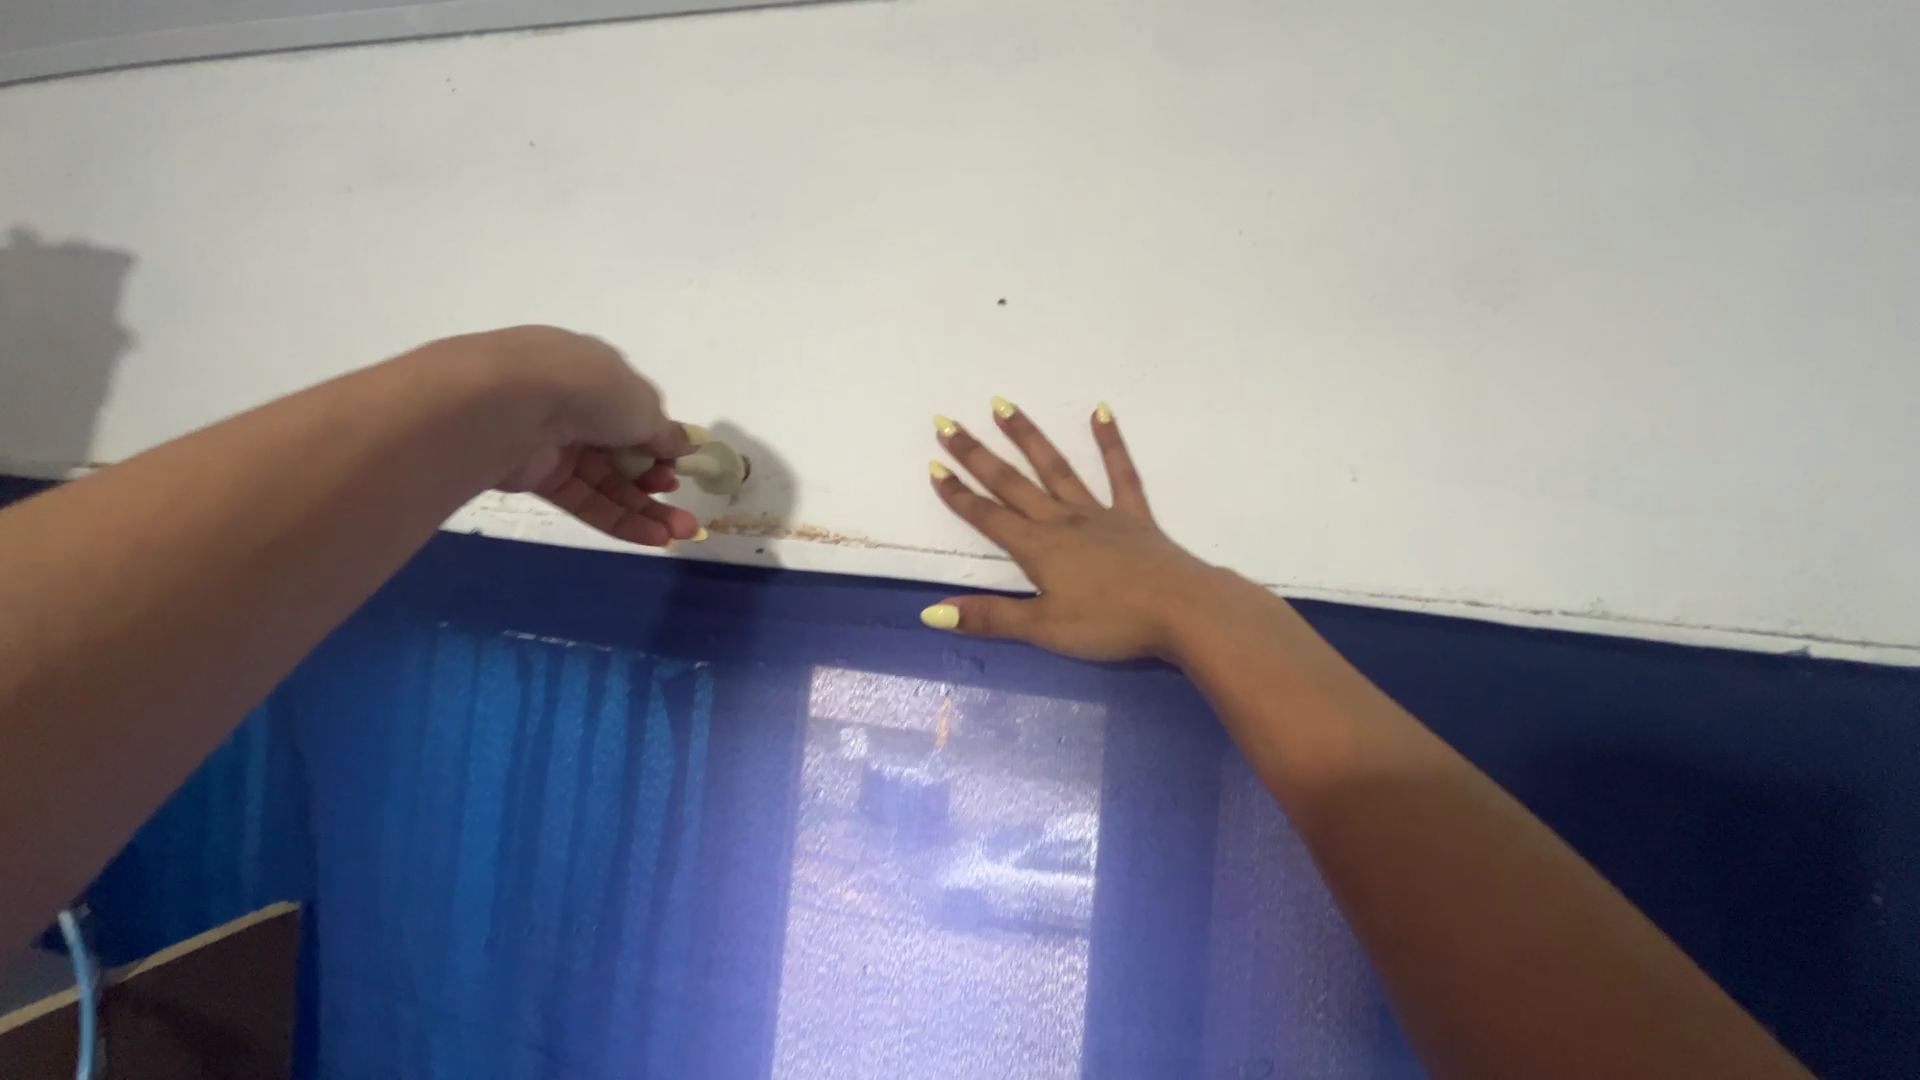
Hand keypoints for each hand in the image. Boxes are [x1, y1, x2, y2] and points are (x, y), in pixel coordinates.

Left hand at [471, 326, 700, 546]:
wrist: (507, 405)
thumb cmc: (588, 389)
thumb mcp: (644, 405)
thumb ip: (665, 431)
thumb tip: (682, 444)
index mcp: (599, 374)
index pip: (635, 413)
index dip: (660, 443)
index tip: (680, 465)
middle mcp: (575, 405)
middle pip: (624, 453)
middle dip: (657, 481)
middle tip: (683, 505)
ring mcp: (554, 443)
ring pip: (608, 483)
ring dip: (647, 509)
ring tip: (683, 533)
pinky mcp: (537, 477)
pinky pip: (586, 501)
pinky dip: (621, 520)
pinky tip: (655, 537)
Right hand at [926, 401, 1218, 660]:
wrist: (1182, 611)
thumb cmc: (1110, 623)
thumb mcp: (1043, 628)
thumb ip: (990, 617)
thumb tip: (931, 614)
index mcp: (1037, 548)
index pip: (987, 516)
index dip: (958, 495)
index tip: (934, 465)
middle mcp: (1062, 521)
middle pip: (1011, 482)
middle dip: (977, 455)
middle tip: (949, 423)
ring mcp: (1099, 513)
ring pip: (1056, 468)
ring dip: (1027, 437)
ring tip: (1003, 406)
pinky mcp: (1134, 516)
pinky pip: (1120, 473)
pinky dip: (1110, 442)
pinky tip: (1101, 412)